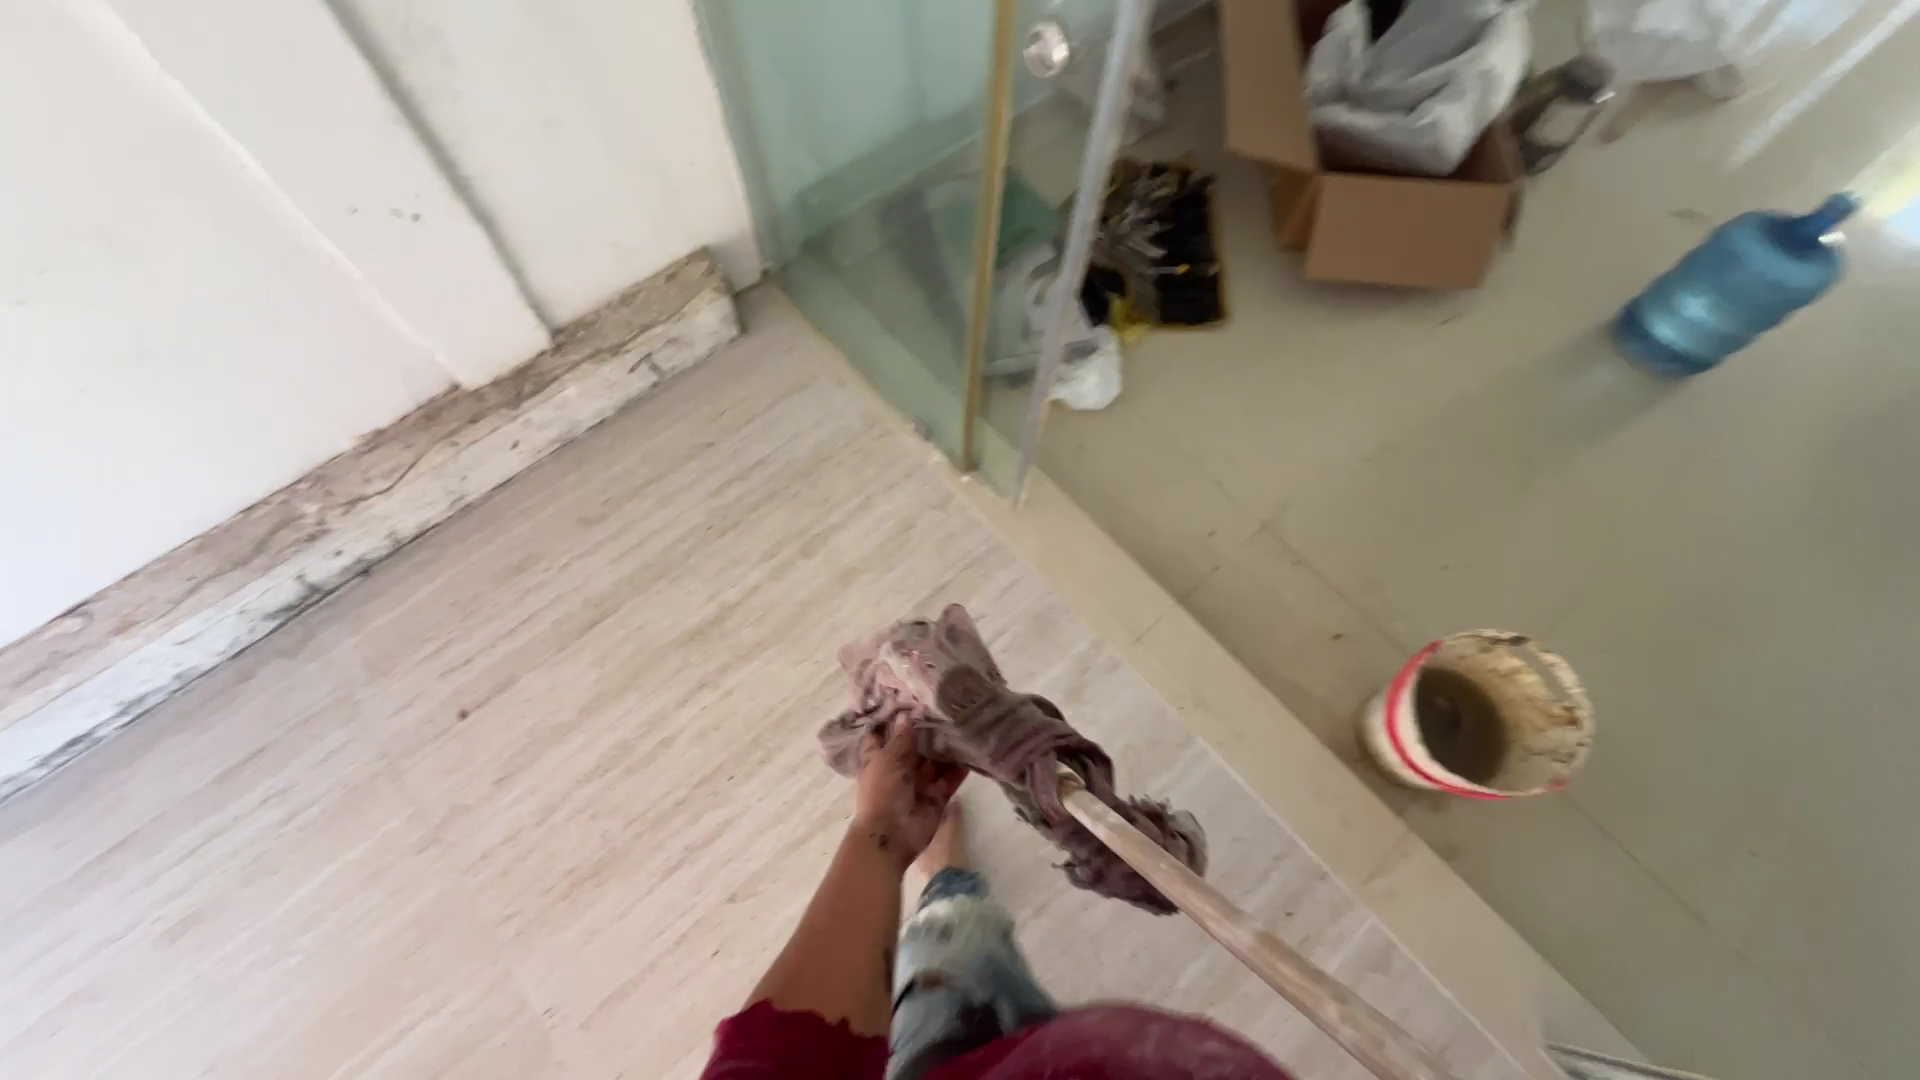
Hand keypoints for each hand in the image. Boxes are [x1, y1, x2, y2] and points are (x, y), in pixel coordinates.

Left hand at [852, 717, 966, 867]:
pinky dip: (959, 769)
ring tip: (962, 725)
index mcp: (879, 760)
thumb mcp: (887, 760)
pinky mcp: (936, 798)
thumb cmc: (882, 793)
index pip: (880, 736)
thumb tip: (906, 715)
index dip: (888, 720)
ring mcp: (918, 785)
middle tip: (945, 707)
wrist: (892, 836)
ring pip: (934, 762)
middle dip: (926, 731)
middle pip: (913, 747)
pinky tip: (971, 751)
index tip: (903, 699)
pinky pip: (949, 780)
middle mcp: (898, 770)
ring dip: (945, 748)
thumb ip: (902, 738)